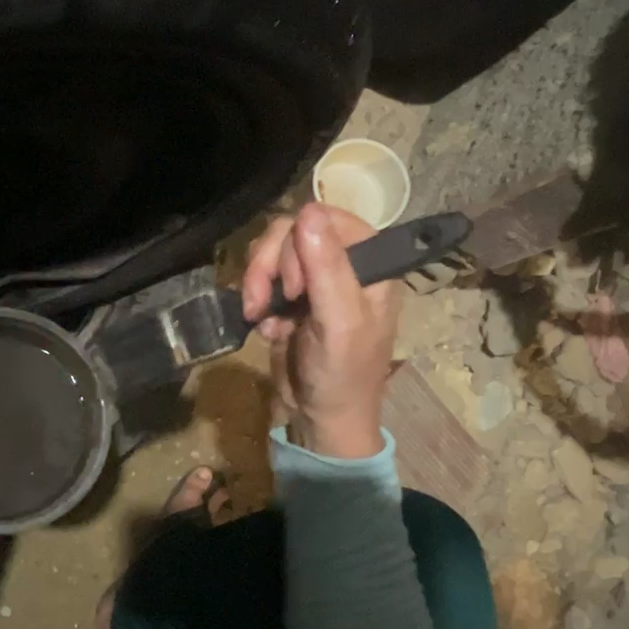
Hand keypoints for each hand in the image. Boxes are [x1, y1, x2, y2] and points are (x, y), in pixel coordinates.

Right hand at [241, 202, 400, 458]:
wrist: (322, 418)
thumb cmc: (343, 374)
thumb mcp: (340, 321)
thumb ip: (327, 268)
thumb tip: (307, 211)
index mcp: (370, 261)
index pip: (325, 218)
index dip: (299, 246)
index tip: (293, 286)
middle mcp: (343, 263)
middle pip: (291, 231)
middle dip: (270, 266)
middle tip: (267, 304)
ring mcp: (314, 280)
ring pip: (272, 251)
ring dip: (258, 283)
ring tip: (260, 316)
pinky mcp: (289, 299)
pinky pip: (263, 277)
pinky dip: (257, 300)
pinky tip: (266, 327)